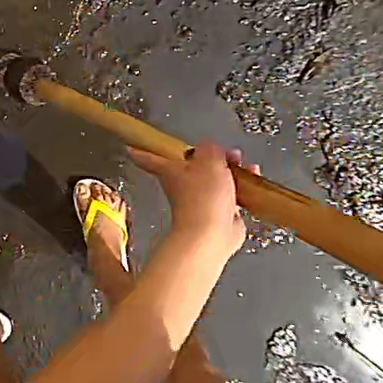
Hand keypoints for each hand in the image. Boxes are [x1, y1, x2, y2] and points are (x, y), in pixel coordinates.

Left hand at [127, 143, 254, 259]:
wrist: (211, 234)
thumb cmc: (204, 195)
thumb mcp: (209, 159)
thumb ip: (210, 148)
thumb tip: (210, 148)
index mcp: (171, 170)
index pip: (151, 158)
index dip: (141, 151)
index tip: (129, 148)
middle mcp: (182, 186)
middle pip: (195, 166)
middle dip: (216, 158)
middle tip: (231, 154)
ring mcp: (200, 201)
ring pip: (216, 180)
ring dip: (233, 171)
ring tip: (247, 166)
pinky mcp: (218, 214)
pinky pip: (230, 196)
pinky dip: (243, 188)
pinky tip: (253, 180)